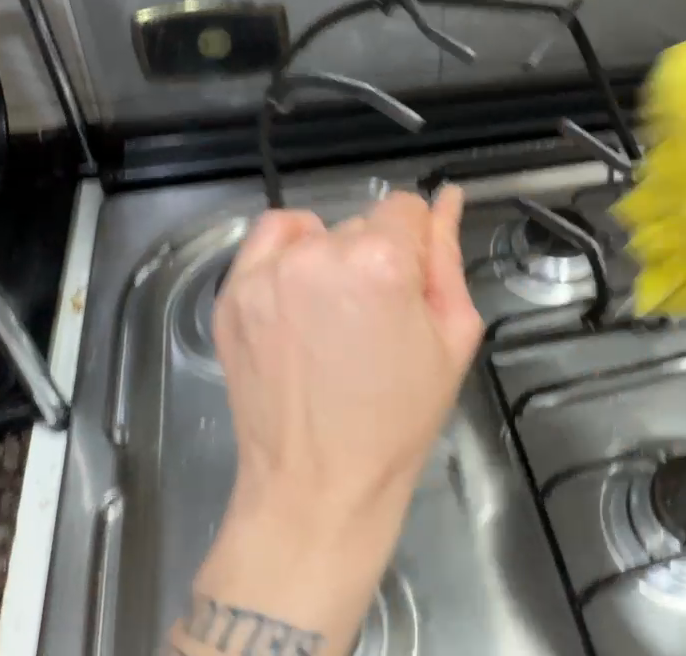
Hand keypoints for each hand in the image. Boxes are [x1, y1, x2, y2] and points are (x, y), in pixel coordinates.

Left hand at [182, 190, 480, 655]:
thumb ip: (448, 257)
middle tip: (378, 319)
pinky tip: (302, 295)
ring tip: (335, 317)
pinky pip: (270, 238)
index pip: (408, 208)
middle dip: (379, 257)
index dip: (419, 247)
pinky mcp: (234, 293)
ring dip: (335, 259)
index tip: (413, 290)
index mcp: (383, 261)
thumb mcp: (452, 337)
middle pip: (365, 223)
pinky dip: (290, 252)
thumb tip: (448, 200)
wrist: (319, 486)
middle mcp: (321, 254)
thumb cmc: (398, 418)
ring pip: (321, 233)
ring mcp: (269, 273)